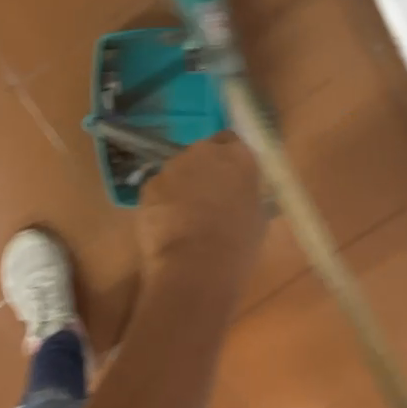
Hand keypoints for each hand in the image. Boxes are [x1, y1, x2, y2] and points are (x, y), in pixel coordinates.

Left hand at [136, 132, 265, 283]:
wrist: (195, 265)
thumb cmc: (238, 245)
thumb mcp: (258, 220)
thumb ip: (248, 198)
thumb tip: (241, 198)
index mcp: (238, 157)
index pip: (232, 142)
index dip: (230, 161)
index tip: (232, 180)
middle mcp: (203, 152)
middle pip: (202, 154)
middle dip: (204, 172)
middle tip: (210, 201)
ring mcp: (171, 168)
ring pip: (178, 171)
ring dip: (182, 187)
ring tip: (187, 219)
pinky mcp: (148, 187)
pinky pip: (159, 190)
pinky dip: (163, 203)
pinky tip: (169, 228)